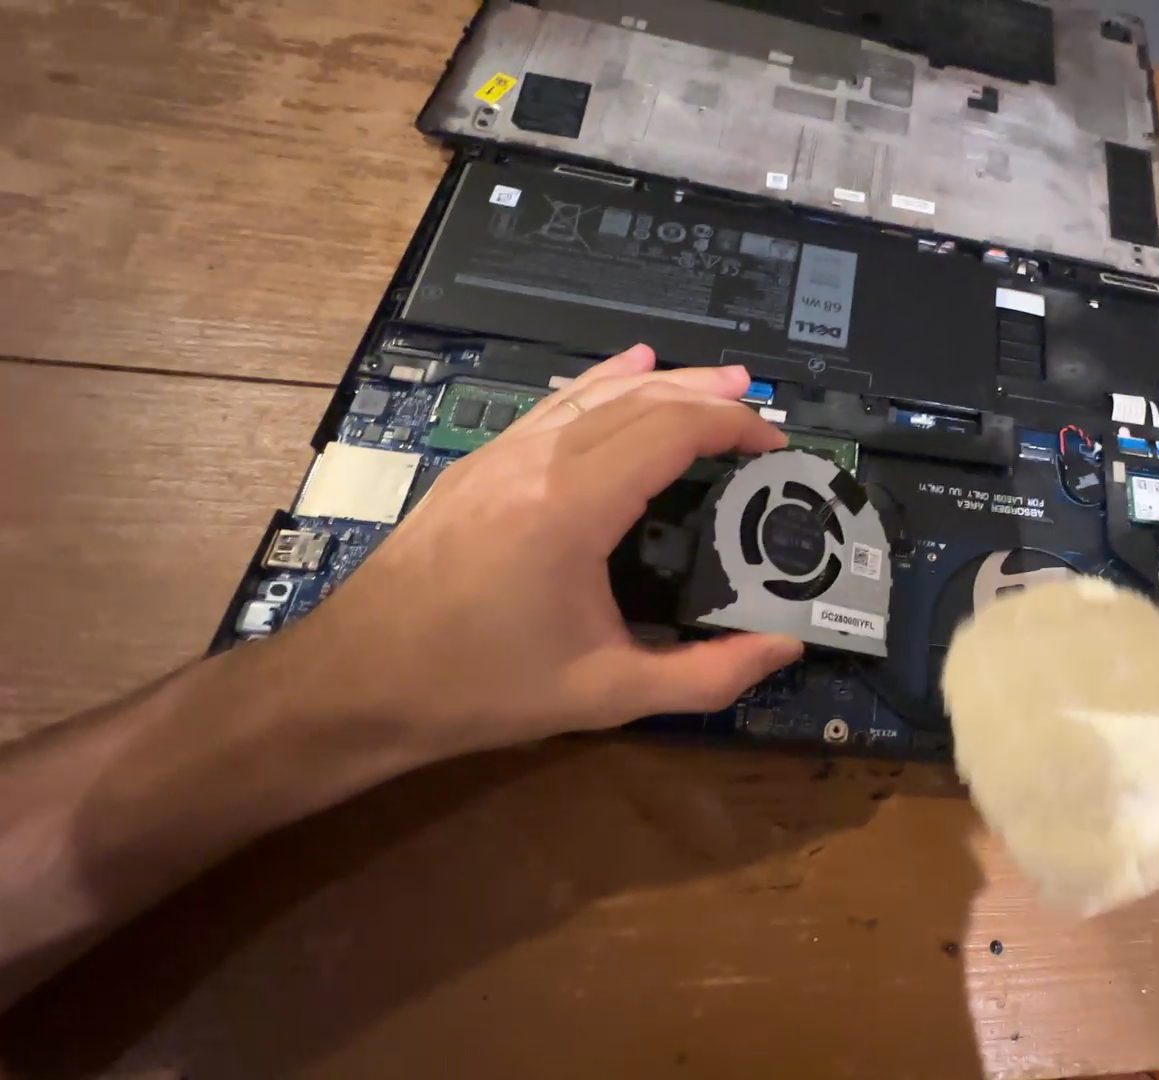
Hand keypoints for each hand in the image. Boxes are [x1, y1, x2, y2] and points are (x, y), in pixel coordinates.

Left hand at [282, 344, 802, 763]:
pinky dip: (604, 379)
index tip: (774, 444)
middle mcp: (538, 461)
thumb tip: (785, 648)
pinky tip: (629, 365)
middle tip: (762, 411)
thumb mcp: (609, 695)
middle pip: (642, 398)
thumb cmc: (481, 688)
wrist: (351, 685)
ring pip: (599, 391)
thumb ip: (709, 675)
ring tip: (721, 381)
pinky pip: (558, 402)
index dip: (732, 425)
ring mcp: (503, 454)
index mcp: (572, 506)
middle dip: (711, 396)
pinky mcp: (482, 463)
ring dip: (667, 381)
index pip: (670, 430)